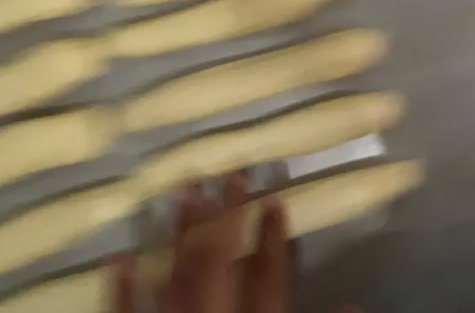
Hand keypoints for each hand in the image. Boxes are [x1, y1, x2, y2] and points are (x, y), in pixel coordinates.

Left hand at [111, 172, 356, 312]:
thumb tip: (356, 305)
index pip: (269, 276)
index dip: (274, 237)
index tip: (275, 199)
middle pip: (220, 263)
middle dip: (226, 218)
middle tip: (230, 174)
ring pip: (175, 278)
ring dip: (178, 236)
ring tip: (182, 192)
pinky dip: (121, 291)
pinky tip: (118, 258)